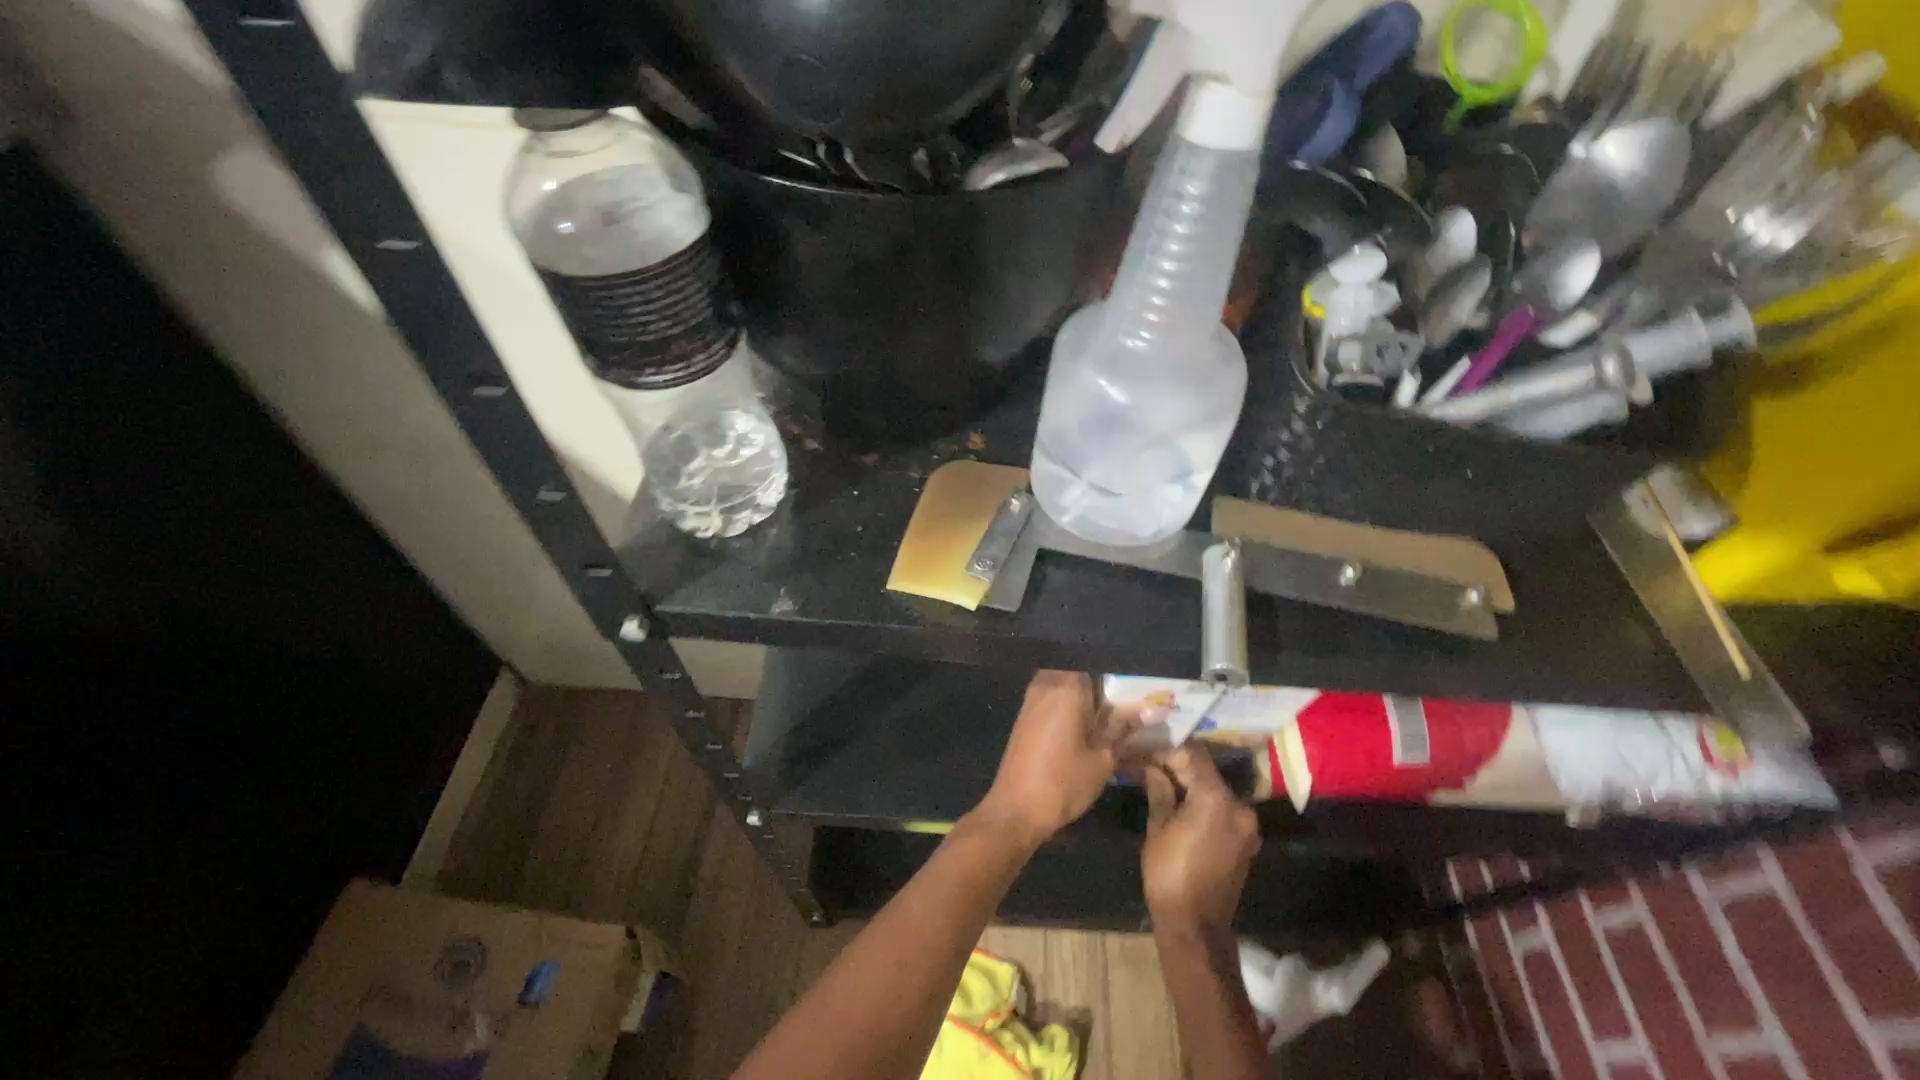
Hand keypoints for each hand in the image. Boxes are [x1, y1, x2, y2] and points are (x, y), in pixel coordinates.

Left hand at [974, 671, 1136, 846]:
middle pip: (1081, 668)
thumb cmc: (1062, 782)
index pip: (1094, 655)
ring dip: (1091, 692)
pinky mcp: (1028, 715)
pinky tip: (1095, 719)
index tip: (1140, 670)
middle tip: (1136, 690)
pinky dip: (1076, 702)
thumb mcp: (1103, 757)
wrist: (1015, 811)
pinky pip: (1056, 696)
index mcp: (1066, 686)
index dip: (1118, 662)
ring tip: (1120, 705)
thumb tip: (1156, 708)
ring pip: (1068, 682)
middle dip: (1107, 678)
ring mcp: (1033, 698)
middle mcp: (1046, 683)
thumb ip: (1125, 726)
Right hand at [1142, 747, 1261, 934]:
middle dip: (1176, 765)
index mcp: (1217, 799)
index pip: (1192, 756)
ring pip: (1214, 790)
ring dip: (1189, 784)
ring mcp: (1246, 824)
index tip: (1144, 745)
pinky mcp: (1246, 839)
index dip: (1166, 748)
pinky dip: (1202, 802)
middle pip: (1205, 772)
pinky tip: (1179, 803)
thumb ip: (1159, 792)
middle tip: (1148, 761)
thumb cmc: (1169, 874)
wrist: (1196, 925)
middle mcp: (1239, 806)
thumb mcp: (1158, 829)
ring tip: (1159, 780)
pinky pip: (1222, 810)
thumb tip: (1152, 768)